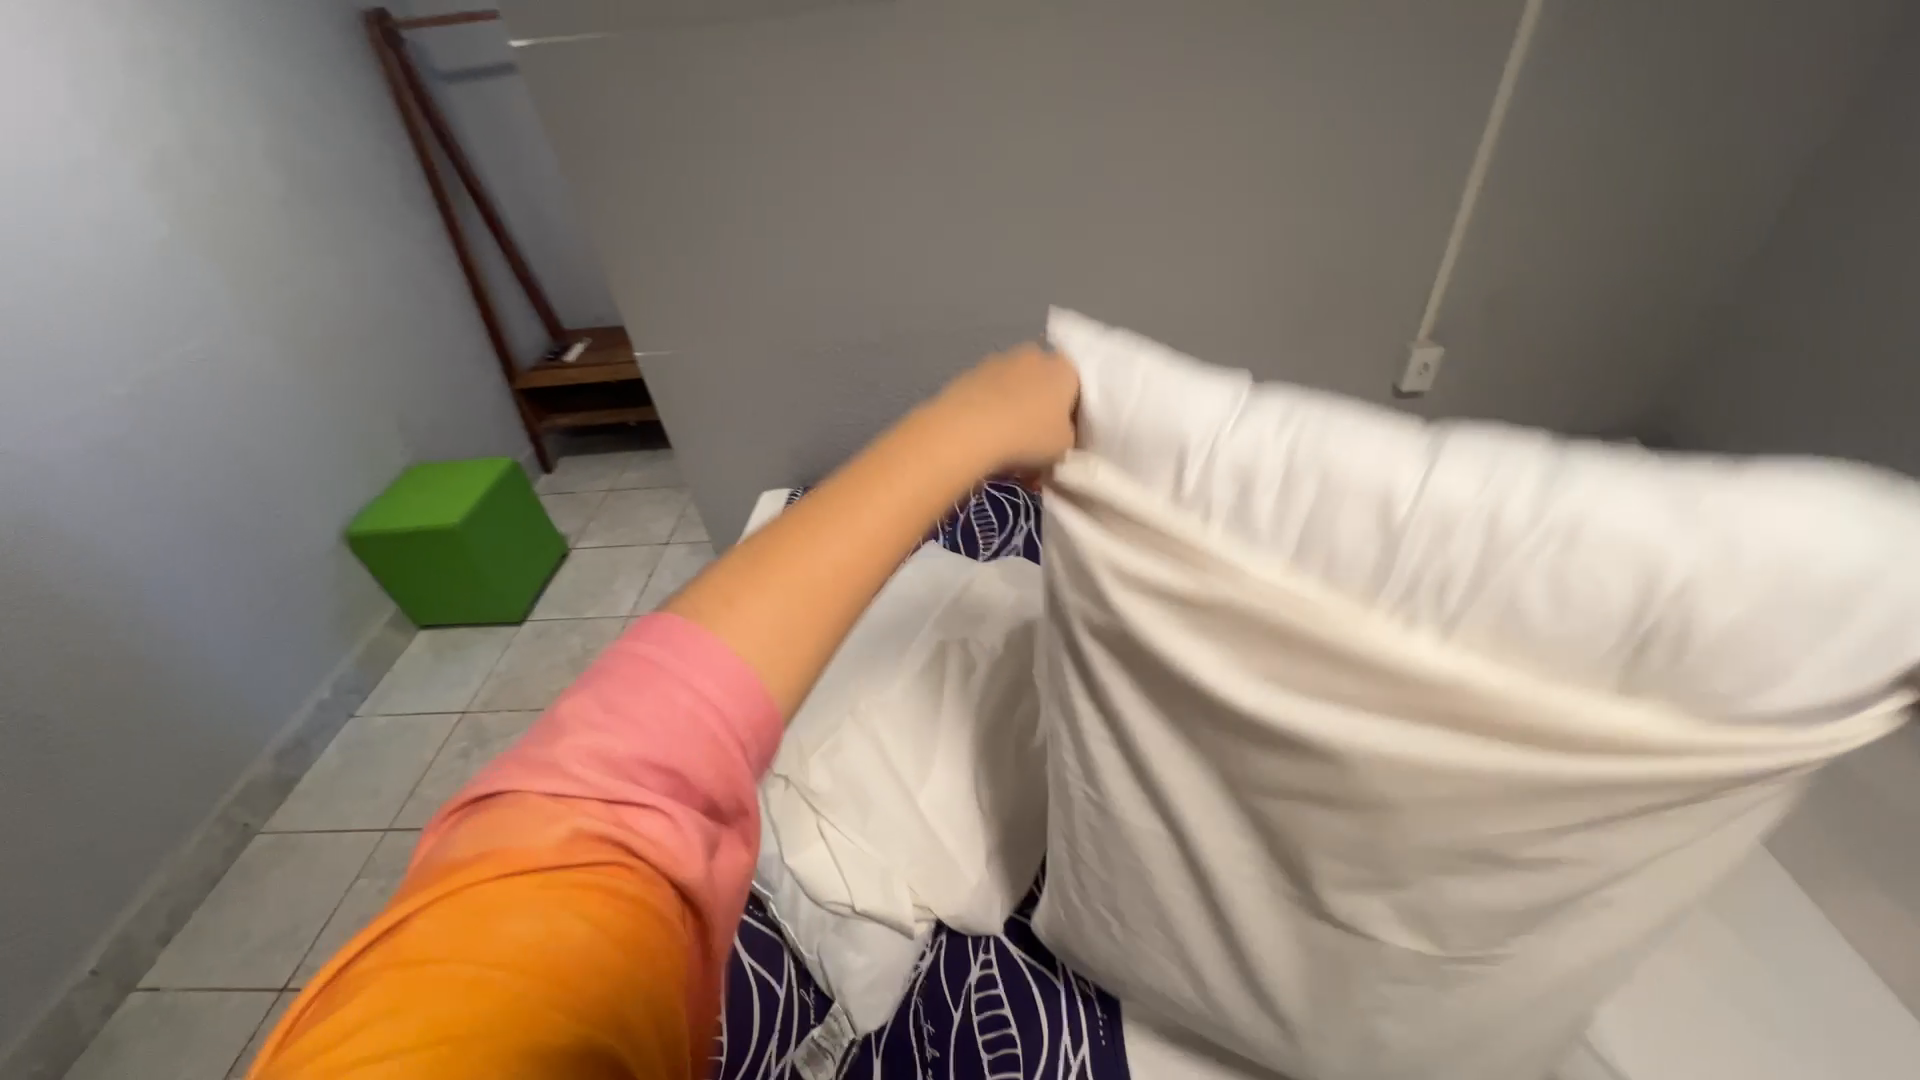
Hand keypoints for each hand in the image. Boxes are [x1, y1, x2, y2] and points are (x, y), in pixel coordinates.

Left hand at [924, 344, 1079, 478]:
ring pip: (1013, 389)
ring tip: (1005, 446)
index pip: (1077, 388)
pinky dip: (987, 413)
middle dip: (1039, 409)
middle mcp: (1033, 355)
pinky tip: (983, 440)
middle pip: (1042, 384)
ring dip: (1012, 411)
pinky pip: (987, 396)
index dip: (1071, 414)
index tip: (1063, 438)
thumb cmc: (1028, 436)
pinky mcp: (967, 374)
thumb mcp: (1065, 447)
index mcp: (1064, 367)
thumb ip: (1068, 435)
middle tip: (1034, 442)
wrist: (967, 430)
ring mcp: (997, 361)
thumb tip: (1057, 433)